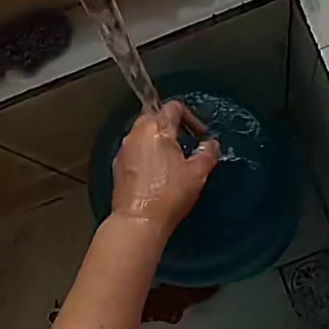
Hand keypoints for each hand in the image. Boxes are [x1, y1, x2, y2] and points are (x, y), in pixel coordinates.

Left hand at [108, 101, 219, 240]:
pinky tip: (158, 173)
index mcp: (157, 129)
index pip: (173, 107)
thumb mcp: (198, 173)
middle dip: (172, 126)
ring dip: (158, 140)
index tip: (200, 134)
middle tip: (188, 144)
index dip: (190, 117)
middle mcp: (136, 133)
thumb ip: (207, 153)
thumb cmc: (169, 194)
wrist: (139, 221)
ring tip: (174, 160)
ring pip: (143, 133)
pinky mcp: (118, 165)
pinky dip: (147, 154)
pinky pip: (135, 150)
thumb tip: (210, 144)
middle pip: (155, 116)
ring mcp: (124, 149)